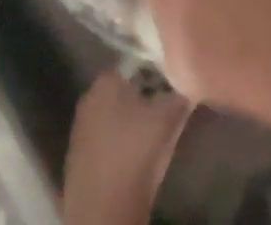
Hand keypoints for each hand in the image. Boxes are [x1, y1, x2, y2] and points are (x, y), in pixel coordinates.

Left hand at [61, 70, 191, 224]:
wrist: (103, 207)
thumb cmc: (136, 150)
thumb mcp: (170, 114)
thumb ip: (181, 91)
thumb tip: (190, 80)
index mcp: (105, 80)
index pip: (136, 61)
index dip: (159, 67)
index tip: (176, 77)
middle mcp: (88, 97)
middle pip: (126, 87)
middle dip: (149, 92)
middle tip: (172, 101)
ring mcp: (81, 127)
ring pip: (117, 112)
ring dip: (137, 116)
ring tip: (159, 126)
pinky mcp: (80, 154)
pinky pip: (109, 135)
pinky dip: (124, 138)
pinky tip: (140, 149)